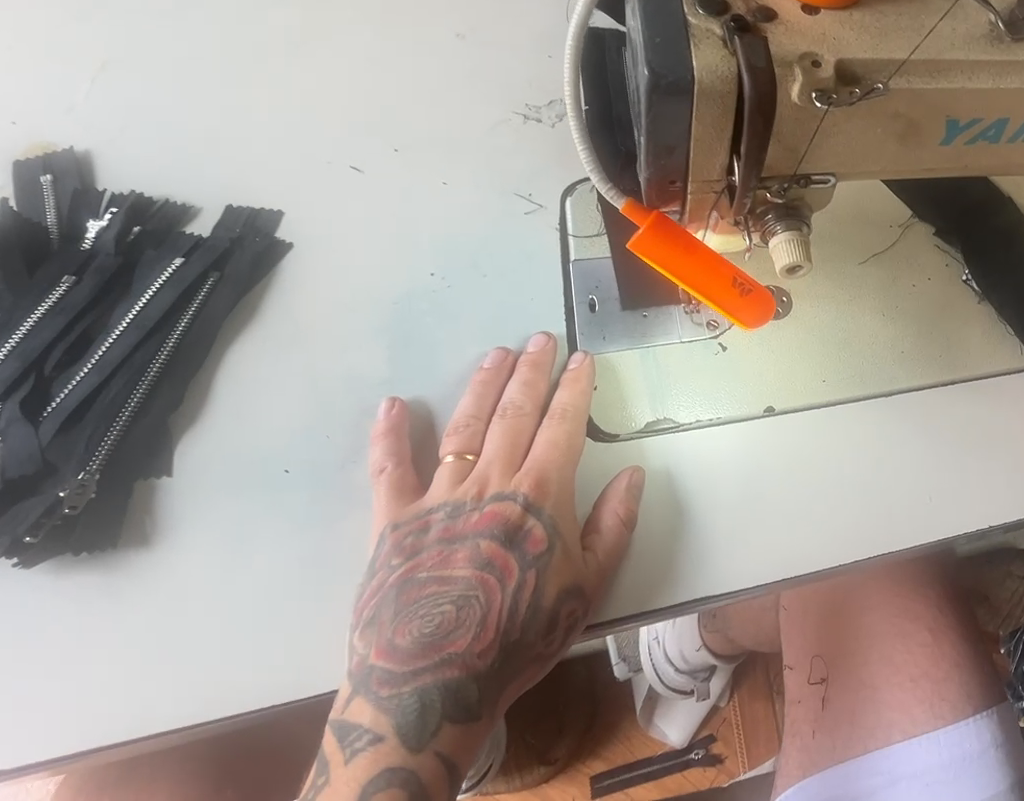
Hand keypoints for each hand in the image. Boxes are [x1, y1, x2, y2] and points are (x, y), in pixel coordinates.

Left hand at [305, 333, 644, 800]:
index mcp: (540, 493)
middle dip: (531, 372)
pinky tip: (394, 404)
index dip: (575, 388)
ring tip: (496, 354)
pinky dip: (390, 434)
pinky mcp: (391, 520)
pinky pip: (389, 469)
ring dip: (481, 386)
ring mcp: (438, 496)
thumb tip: (634, 472)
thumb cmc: (521, 635)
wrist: (434, 685)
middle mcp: (490, 480)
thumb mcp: (589, 586)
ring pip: (463, 427)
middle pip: (514, 412)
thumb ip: (613, 524)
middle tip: (540, 338)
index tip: (582, 358)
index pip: (563, 424)